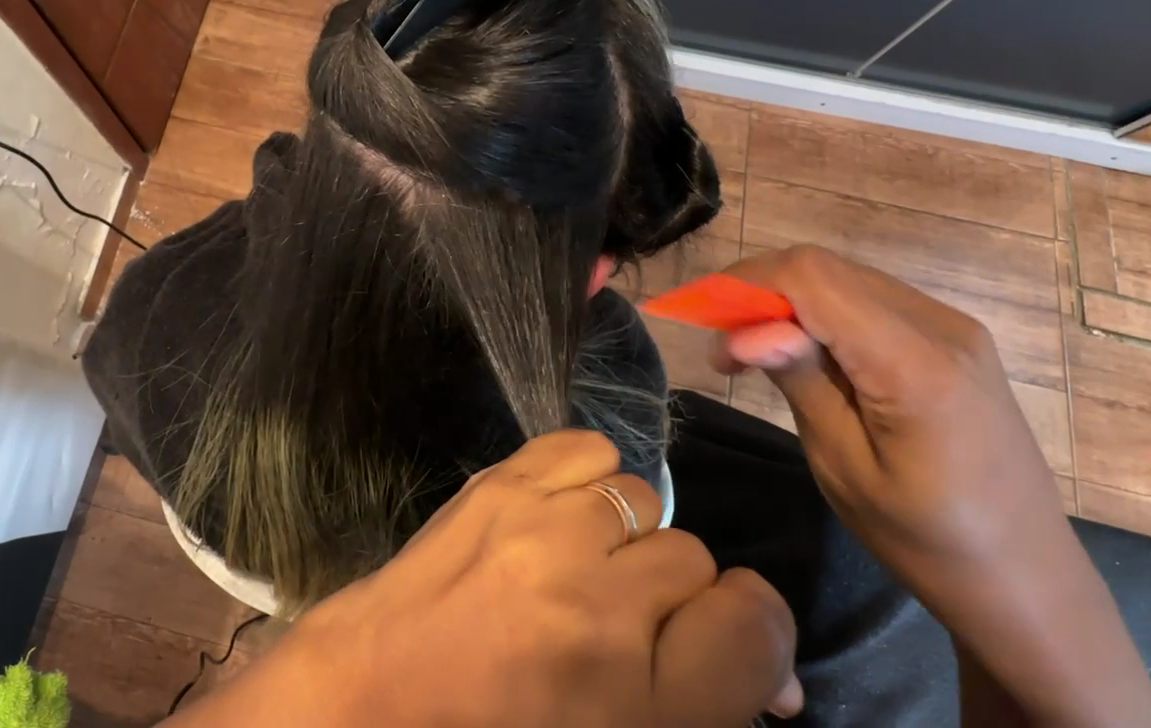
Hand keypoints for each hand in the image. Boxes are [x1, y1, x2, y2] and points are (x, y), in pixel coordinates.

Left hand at [170, 431, 800, 727]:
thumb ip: (705, 698)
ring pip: (640, 499)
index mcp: (645, 701)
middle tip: (616, 617)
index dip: (747, 628)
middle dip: (665, 590)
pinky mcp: (500, 484)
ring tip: (578, 564)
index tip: (714, 634)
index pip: (755, 621)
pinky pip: (587, 449)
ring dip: (620, 534)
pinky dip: (585, 477)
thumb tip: (772, 670)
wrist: (378, 698)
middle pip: (693, 556)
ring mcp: (545, 535)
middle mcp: (601, 607)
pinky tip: (559, 513)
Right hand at [713, 246, 1150, 726]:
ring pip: (842, 277)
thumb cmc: (928, 542)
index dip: (743, 284)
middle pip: (823, 268)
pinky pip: (868, 299)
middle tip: (719, 346)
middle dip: (756, 290)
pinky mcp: (951, 339)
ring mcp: (952, 327)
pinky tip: (800, 352)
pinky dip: (819, 311)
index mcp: (915, 363)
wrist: (1028, 579)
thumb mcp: (844, 467)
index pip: (810, 278)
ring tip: (749, 353)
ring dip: (784, 300)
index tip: (699, 322)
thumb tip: (741, 331)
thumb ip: (800, 381)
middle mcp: (940, 326)